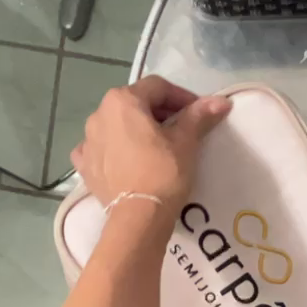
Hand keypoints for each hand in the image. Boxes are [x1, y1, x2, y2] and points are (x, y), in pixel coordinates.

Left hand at [70, 75, 231, 207]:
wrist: (138, 218)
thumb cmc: (164, 173)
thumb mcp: (185, 143)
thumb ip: (199, 116)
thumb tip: (221, 101)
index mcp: (123, 100)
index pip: (157, 88)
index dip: (182, 97)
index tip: (198, 114)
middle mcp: (99, 113)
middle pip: (134, 105)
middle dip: (158, 114)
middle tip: (180, 131)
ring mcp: (87, 140)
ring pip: (115, 126)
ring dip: (135, 131)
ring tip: (154, 149)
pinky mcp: (84, 166)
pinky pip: (99, 150)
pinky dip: (112, 150)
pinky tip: (124, 161)